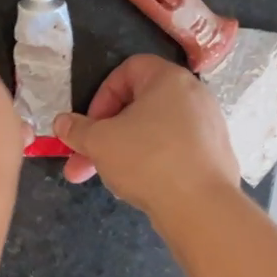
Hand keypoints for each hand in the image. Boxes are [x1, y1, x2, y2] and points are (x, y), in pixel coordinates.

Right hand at [55, 55, 239, 216]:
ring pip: (154, 132)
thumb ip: (77, 129)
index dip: (102, 94)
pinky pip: (175, 151)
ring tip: (106, 181)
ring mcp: (208, 127)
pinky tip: (139, 189)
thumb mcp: (100, 142)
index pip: (129, 69)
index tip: (90, 125)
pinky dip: (153, 163)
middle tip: (81, 162)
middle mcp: (194, 96)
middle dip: (104, 135)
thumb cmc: (147, 160)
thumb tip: (62, 122)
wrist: (202, 207)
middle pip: (139, 106)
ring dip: (124, 151)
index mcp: (169, 80)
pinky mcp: (214, 156)